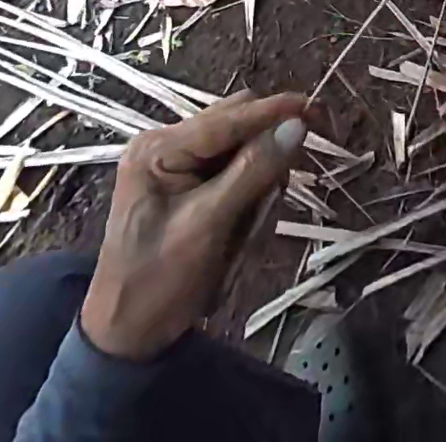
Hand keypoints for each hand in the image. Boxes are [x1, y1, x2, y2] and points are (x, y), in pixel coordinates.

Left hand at [80, 91, 316, 359]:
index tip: (321, 111)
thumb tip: (296, 127)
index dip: (278, 111)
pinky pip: (234, 168)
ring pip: (241, 144)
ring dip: (259, 178)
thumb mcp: (208, 226)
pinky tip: (241, 225)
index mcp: (161, 147)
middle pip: (238, 121)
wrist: (125, 334)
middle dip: (267, 150)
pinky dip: (249, 191)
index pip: (231, 116)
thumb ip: (253, 171)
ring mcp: (176, 159)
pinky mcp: (187, 179)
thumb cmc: (158, 284)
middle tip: (284, 187)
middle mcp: (167, 142)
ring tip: (247, 228)